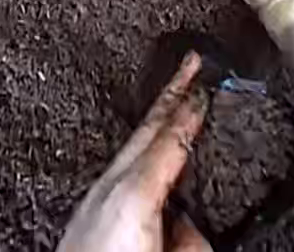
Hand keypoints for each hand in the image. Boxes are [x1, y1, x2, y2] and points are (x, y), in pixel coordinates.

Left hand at [57, 52, 212, 251]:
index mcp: (134, 197)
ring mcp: (93, 200)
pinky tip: (151, 154)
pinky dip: (141, 148)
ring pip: (133, 145)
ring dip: (157, 119)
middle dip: (172, 91)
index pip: (172, 139)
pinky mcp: (86, 216)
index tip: (208, 80)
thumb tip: (191, 227)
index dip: (193, 108)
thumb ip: (192, 244)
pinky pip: (122, 167)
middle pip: (148, 128)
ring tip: (177, 96)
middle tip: (191, 61)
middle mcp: (110, 189)